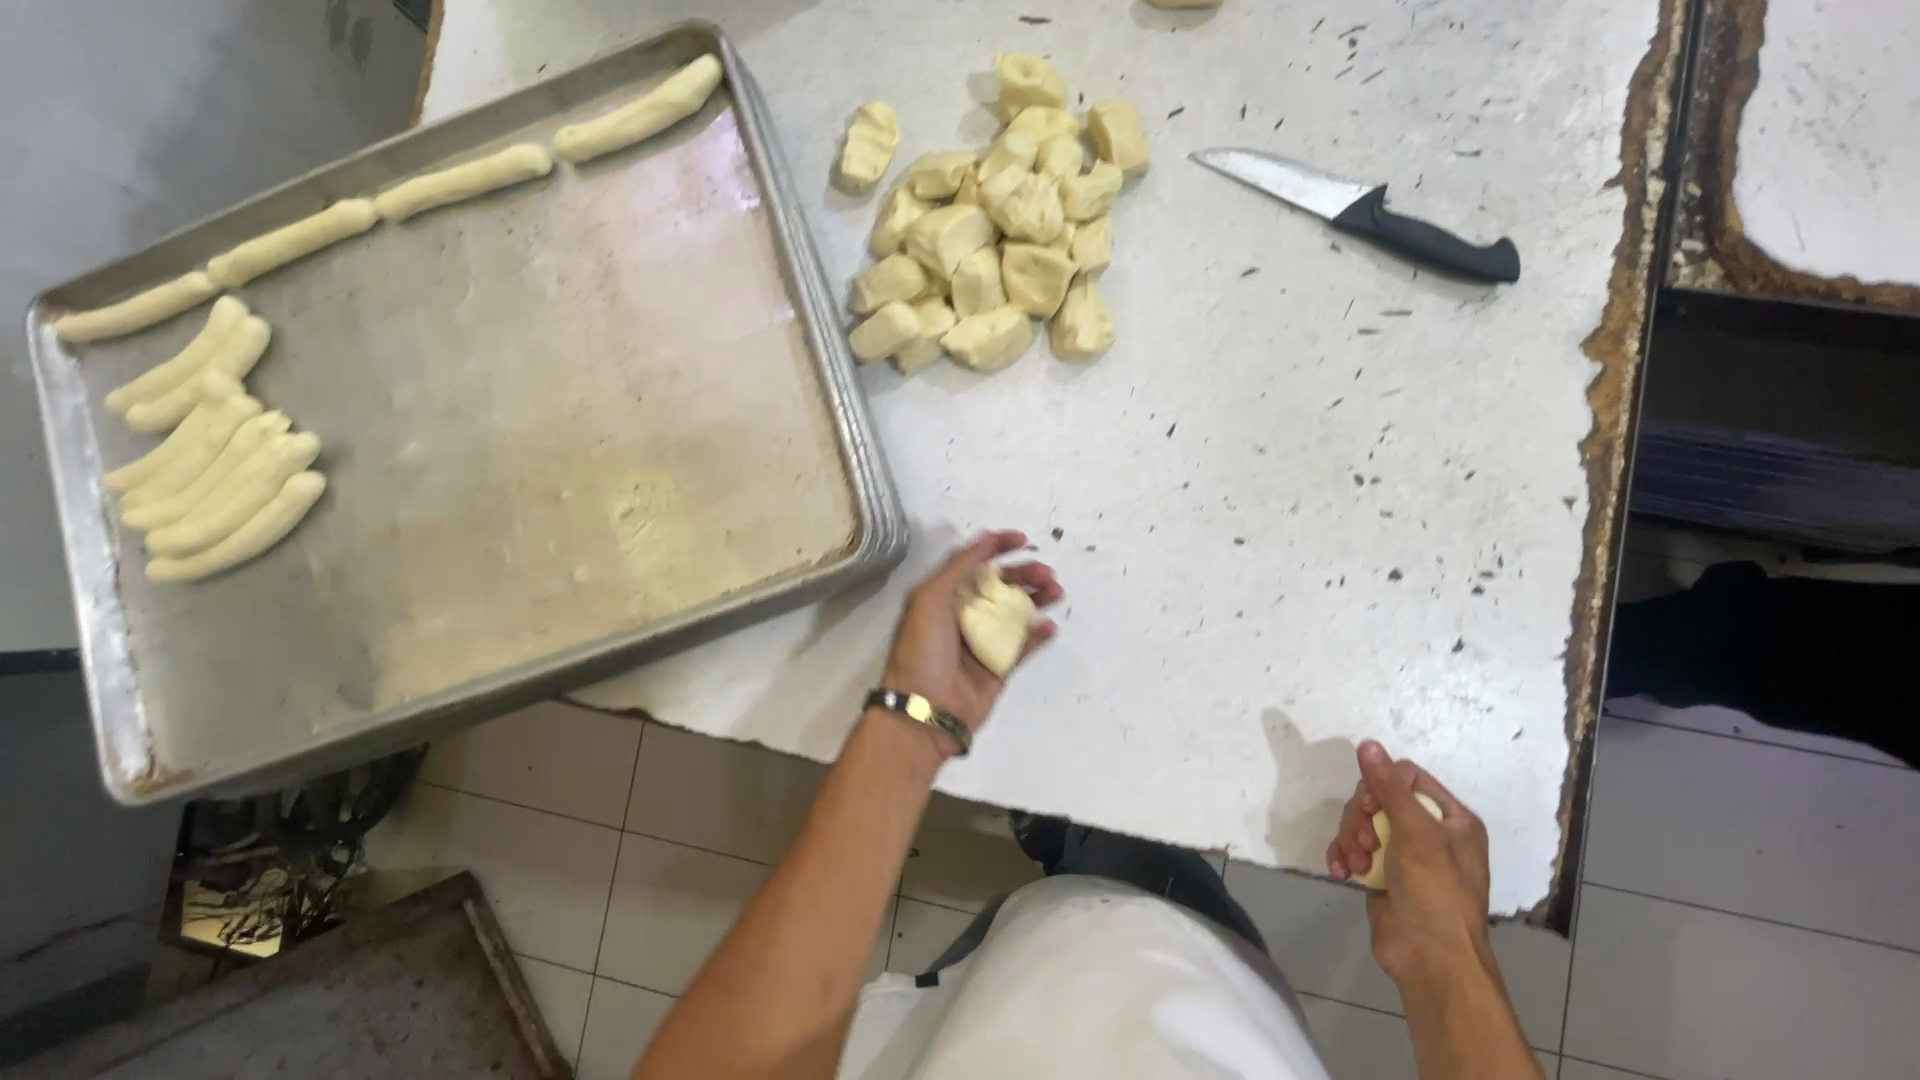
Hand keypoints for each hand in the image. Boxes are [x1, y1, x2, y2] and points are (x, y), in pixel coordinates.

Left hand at [881, 530, 1061, 741]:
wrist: (925, 709)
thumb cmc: (922, 649)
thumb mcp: (930, 598)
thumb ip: (959, 565)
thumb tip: (986, 536)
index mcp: (943, 596)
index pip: (975, 563)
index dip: (998, 547)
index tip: (1024, 539)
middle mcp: (963, 614)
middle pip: (1000, 585)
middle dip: (1024, 574)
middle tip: (1047, 572)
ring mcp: (983, 641)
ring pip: (1016, 612)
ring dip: (1037, 598)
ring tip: (1056, 592)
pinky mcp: (998, 667)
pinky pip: (1023, 645)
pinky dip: (1038, 634)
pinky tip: (1049, 626)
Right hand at [1326, 741, 1493, 988]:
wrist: (1431, 959)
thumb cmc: (1435, 892)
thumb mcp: (1415, 833)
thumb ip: (1388, 787)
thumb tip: (1367, 743)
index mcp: (1452, 819)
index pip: (1406, 777)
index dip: (1381, 785)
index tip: (1368, 805)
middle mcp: (1430, 833)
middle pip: (1378, 799)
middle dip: (1361, 819)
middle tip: (1363, 842)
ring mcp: (1404, 855)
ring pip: (1361, 824)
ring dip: (1350, 840)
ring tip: (1353, 864)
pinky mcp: (1382, 875)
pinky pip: (1354, 850)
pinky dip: (1344, 857)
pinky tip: (1342, 872)